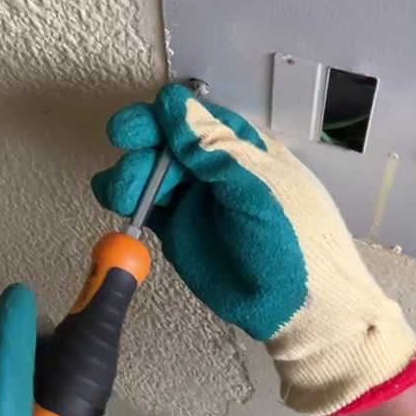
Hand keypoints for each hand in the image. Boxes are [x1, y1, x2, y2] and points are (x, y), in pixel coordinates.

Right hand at [92, 83, 415, 415]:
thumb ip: (213, 148)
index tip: (131, 129)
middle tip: (129, 172)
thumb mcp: (258, 188)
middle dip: (140, 150)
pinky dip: (124, 199)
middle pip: (163, 143)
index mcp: (241, 147)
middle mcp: (213, 168)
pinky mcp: (176, 230)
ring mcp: (193, 199)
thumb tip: (172, 103)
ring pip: (148, 172)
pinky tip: (112, 199)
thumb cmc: (297, 244)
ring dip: (128, 175)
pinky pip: (143, 205)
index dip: (158, 118)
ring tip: (121, 195)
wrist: (303, 312)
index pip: (192, 117)